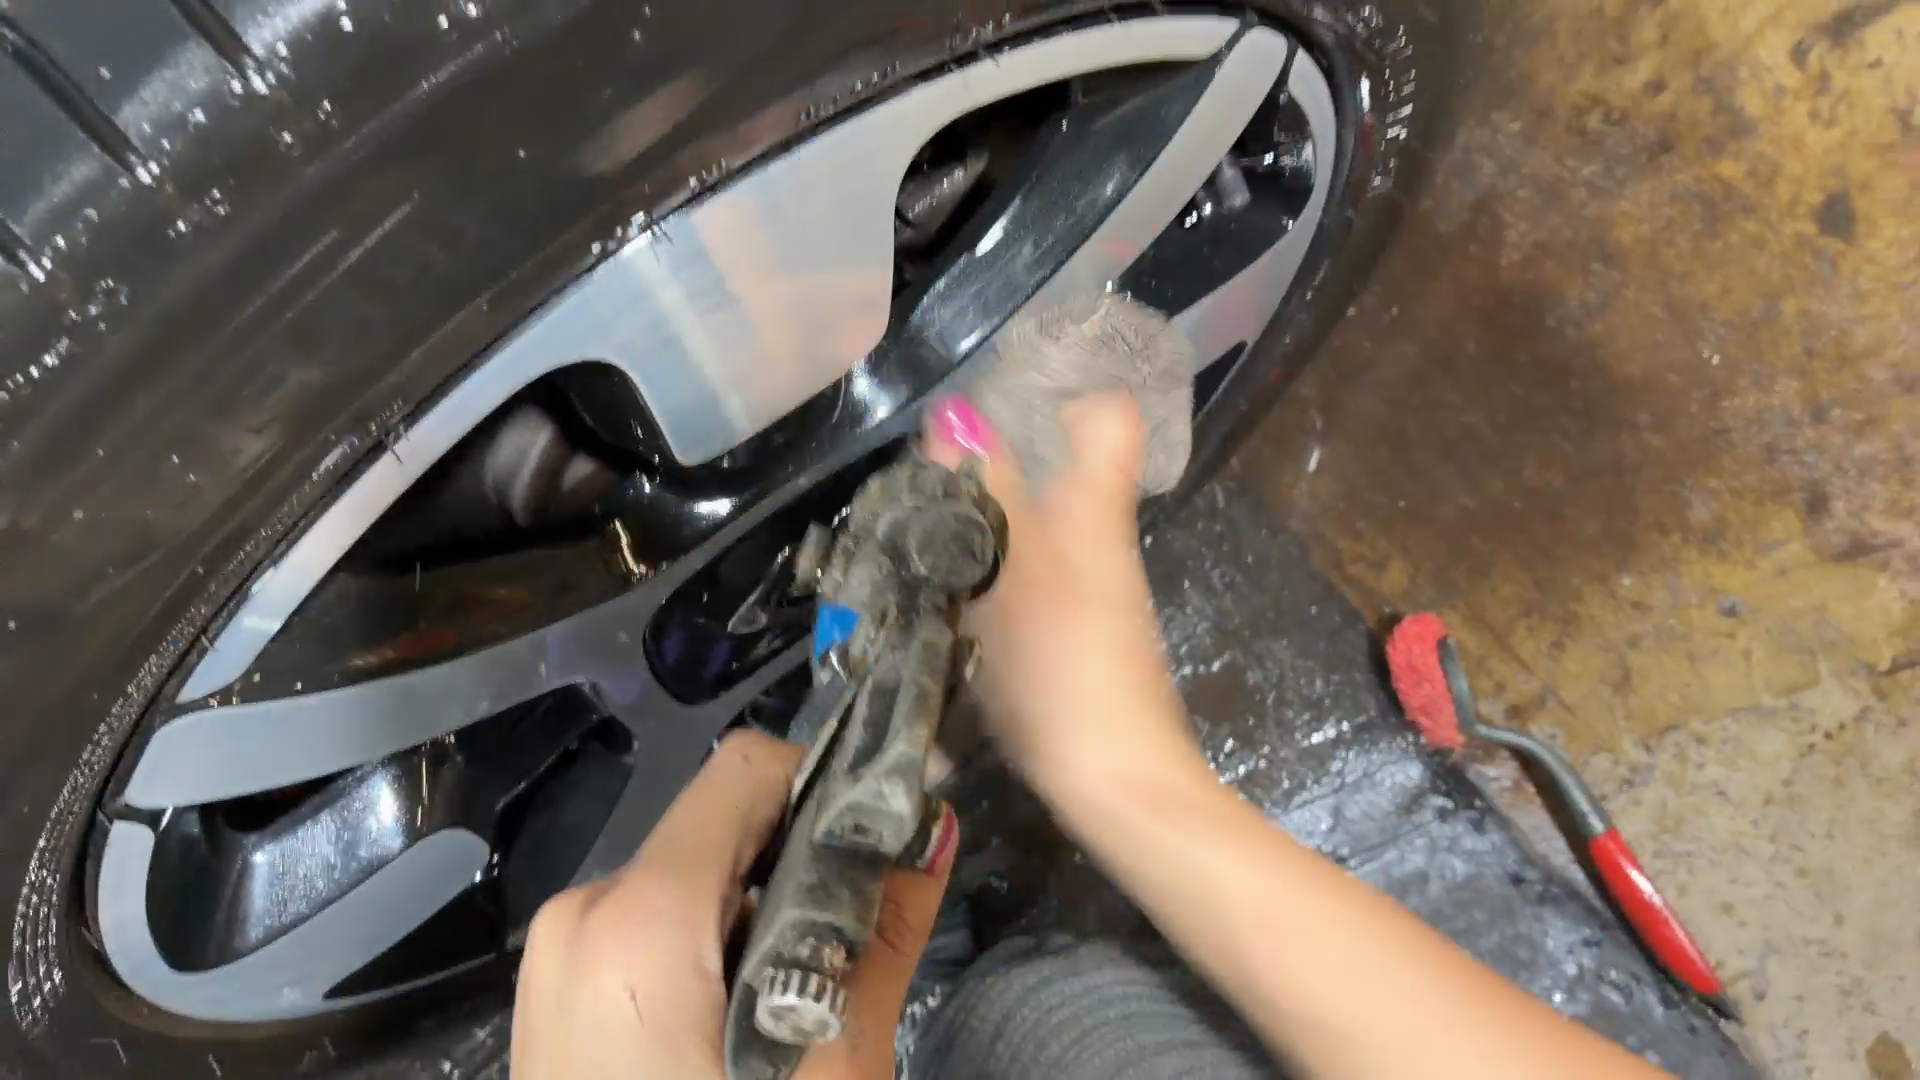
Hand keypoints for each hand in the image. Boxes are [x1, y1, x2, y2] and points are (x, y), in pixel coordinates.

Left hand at [511, 730, 956, 1078]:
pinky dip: (714, 939)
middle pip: (718, 824)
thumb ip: (884, 928)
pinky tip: (743, 1016)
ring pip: (690, 875)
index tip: (874, 834)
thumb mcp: (834, 1062)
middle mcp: (581, 916)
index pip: (745, 771)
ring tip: (801, 984)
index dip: (822, 783)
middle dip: (796, 855)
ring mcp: (555, 963)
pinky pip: (652, 925)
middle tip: (850, 922)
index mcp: (637, 918)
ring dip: (760, 902)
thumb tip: (937, 824)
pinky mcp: (554, 1001)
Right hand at [923, 392, 1210, 807]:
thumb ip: (984, 493)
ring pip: (1038, 528)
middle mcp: (1100, 539)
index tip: (1006, 399)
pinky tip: (950, 599)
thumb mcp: (1014, 572)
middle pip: (1059, 473)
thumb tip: (954, 415)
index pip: (1109, 419)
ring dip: (986, 523)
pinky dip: (993, 575)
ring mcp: (1091, 589)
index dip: (1069, 394)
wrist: (1114, 774)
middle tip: (929, 477)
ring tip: (922, 535)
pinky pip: (1030, 579)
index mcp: (1095, 509)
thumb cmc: (1064, 663)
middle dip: (998, 465)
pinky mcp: (1075, 633)